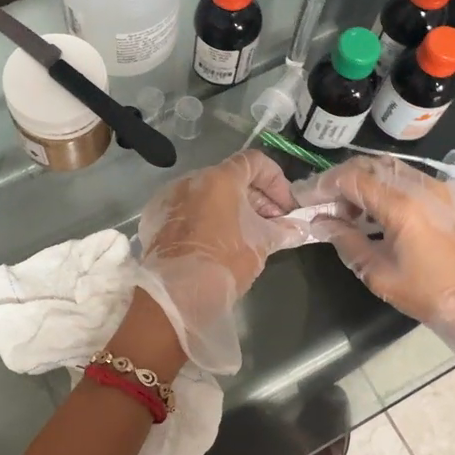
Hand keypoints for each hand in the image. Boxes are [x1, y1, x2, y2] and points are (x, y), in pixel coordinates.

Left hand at [135, 150, 303, 374]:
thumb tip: (300, 229)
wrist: (175, 293)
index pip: (254, 161)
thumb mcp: (261, 245)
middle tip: (270, 224)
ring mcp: (169, 197)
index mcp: (220, 178)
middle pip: (230, 177)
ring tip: (243, 234)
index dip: (276, 180)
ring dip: (229, 207)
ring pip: (206, 193)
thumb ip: (283, 231)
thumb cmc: (224, 262)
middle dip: (255, 198)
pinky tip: (213, 241)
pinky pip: (186, 209)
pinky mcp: (154, 218)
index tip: (285, 207)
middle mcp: (192, 179)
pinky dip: (204, 218)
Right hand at [294, 155, 454, 395]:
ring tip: (345, 208)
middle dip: (340, 179)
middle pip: (370, 165)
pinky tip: (374, 210)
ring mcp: (438, 187)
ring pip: (389, 167)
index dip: (324, 185)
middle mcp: (422, 186)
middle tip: (321, 201)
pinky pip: (408, 177)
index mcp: (403, 205)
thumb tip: (321, 222)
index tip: (304, 197)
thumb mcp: (377, 273)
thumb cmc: (428, 294)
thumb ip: (345, 241)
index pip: (353, 179)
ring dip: (362, 180)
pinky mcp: (448, 194)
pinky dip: (384, 185)